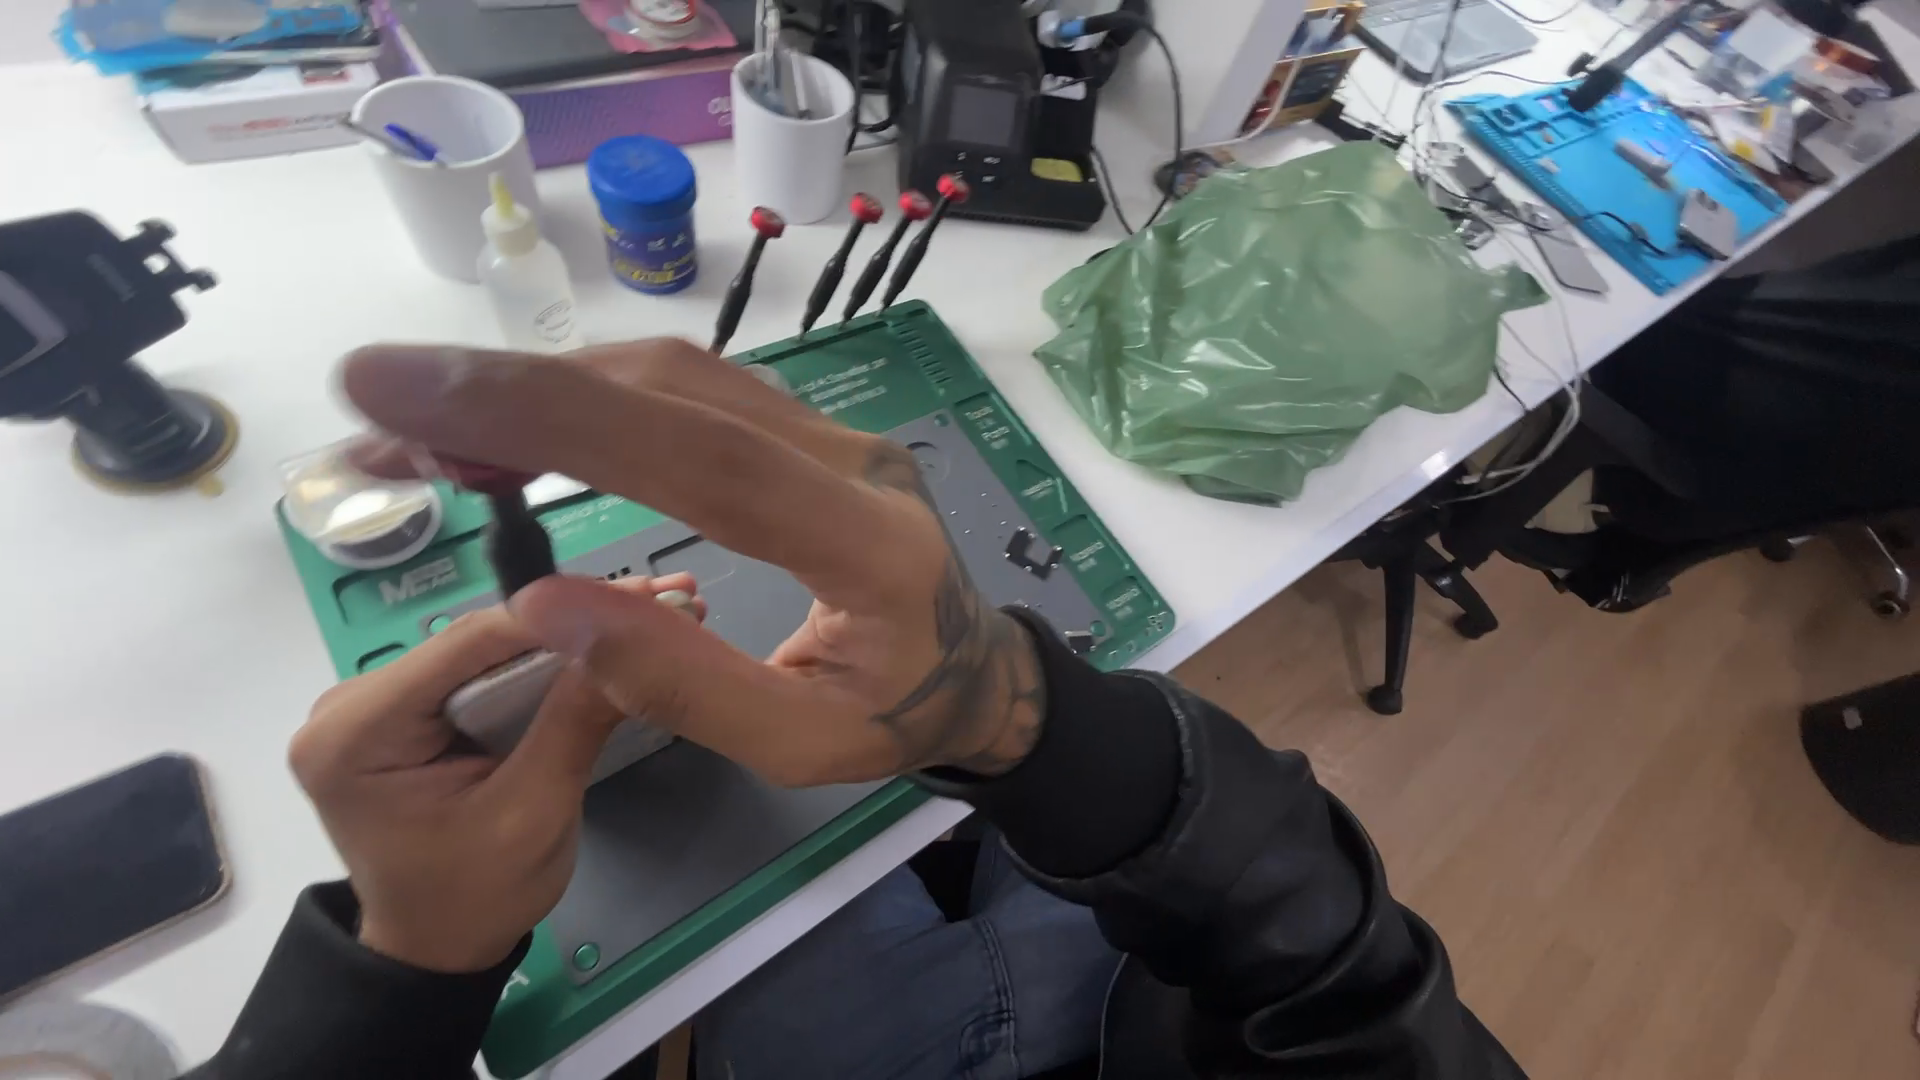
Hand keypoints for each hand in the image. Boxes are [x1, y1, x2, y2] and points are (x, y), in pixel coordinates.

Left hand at [287, 575, 702, 971]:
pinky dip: (559, 658)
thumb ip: (575, 720)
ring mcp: (388, 701)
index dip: (565, 612)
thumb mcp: (535, 811)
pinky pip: (496, 668)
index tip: (646, 597)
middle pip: (488, 638)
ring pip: (499, 646)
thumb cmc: (477, 894)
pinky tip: (616, 641)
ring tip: (658, 614)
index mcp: (356, 731)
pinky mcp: (420, 708)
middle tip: (669, 601)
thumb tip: (633, 637)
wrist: (442, 947)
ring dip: (579, 634)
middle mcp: (357, 701)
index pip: (472, 641)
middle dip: (583, 619)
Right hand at [339, 339, 1044, 786]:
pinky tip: (543, 424)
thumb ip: (685, 684)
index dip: (560, 419)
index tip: (412, 392)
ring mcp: (843, 439)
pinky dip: (612, 399)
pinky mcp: (822, 437)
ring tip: (445, 428)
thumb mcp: (802, 742)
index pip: (709, 460)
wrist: (977, 669)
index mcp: (869, 546)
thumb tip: (546, 604)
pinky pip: (709, 397)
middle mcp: (859, 465)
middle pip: (687, 395)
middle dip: (528, 388)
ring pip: (692, 380)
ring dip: (561, 388)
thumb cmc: (900, 714)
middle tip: (389, 401)